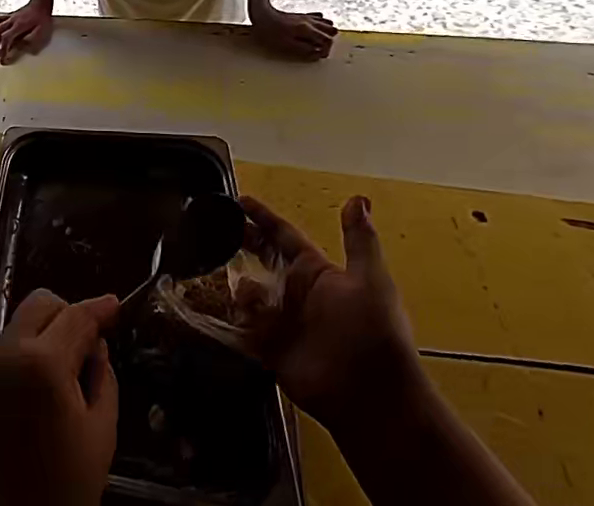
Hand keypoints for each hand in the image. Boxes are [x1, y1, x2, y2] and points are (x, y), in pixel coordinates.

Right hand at [0, 0, 54, 63]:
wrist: (41, 3)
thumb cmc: (43, 18)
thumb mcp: (43, 31)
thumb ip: (33, 41)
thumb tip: (25, 50)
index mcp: (20, 25)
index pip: (7, 38)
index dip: (3, 49)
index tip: (3, 59)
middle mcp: (12, 21)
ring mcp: (9, 17)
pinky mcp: (9, 16)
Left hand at [0, 291, 119, 505]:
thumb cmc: (49, 494)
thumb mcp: (98, 441)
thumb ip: (104, 383)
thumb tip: (97, 352)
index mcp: (42, 362)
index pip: (77, 315)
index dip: (101, 308)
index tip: (115, 306)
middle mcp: (5, 353)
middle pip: (41, 304)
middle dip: (68, 314)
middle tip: (87, 346)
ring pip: (19, 327)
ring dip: (44, 337)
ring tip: (62, 379)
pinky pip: (1, 354)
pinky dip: (24, 358)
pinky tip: (35, 395)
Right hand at [237, 196, 417, 428]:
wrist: (372, 396)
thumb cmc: (374, 332)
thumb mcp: (370, 280)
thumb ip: (359, 240)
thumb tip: (359, 198)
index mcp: (316, 271)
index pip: (283, 235)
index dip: (262, 217)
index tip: (240, 200)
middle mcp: (296, 292)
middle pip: (261, 260)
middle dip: (243, 244)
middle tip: (219, 231)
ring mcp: (283, 321)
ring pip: (249, 293)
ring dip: (240, 287)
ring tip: (241, 289)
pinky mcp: (271, 351)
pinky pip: (245, 329)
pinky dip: (235, 320)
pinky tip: (232, 314)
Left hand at [249, 7, 336, 60]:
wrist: (263, 15)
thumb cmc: (272, 32)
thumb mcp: (287, 45)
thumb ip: (305, 50)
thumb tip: (318, 53)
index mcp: (308, 29)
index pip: (328, 40)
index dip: (325, 50)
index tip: (318, 55)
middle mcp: (311, 22)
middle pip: (332, 30)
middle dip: (328, 41)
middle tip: (317, 48)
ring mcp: (307, 17)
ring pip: (327, 23)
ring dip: (325, 33)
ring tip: (315, 41)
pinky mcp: (302, 15)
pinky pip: (318, 18)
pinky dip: (320, 25)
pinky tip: (312, 31)